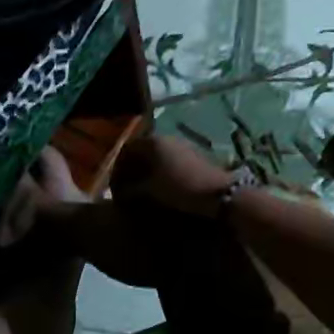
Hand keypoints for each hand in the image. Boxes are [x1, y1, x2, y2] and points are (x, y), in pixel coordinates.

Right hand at [112, 133, 233, 217]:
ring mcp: (182, 147)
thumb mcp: (150, 190)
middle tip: (125, 189)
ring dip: (146, 172)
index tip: (114, 187)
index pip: (126, 150)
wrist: (219, 194)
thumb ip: (131, 189)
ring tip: (142, 191)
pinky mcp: (194, 157)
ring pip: (156, 157)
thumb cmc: (180, 188)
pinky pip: (169, 162)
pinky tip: (160, 189)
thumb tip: (121, 193)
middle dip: (131, 170)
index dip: (117, 169)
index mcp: (153, 142)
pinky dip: (160, 173)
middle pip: (141, 151)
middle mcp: (166, 139)